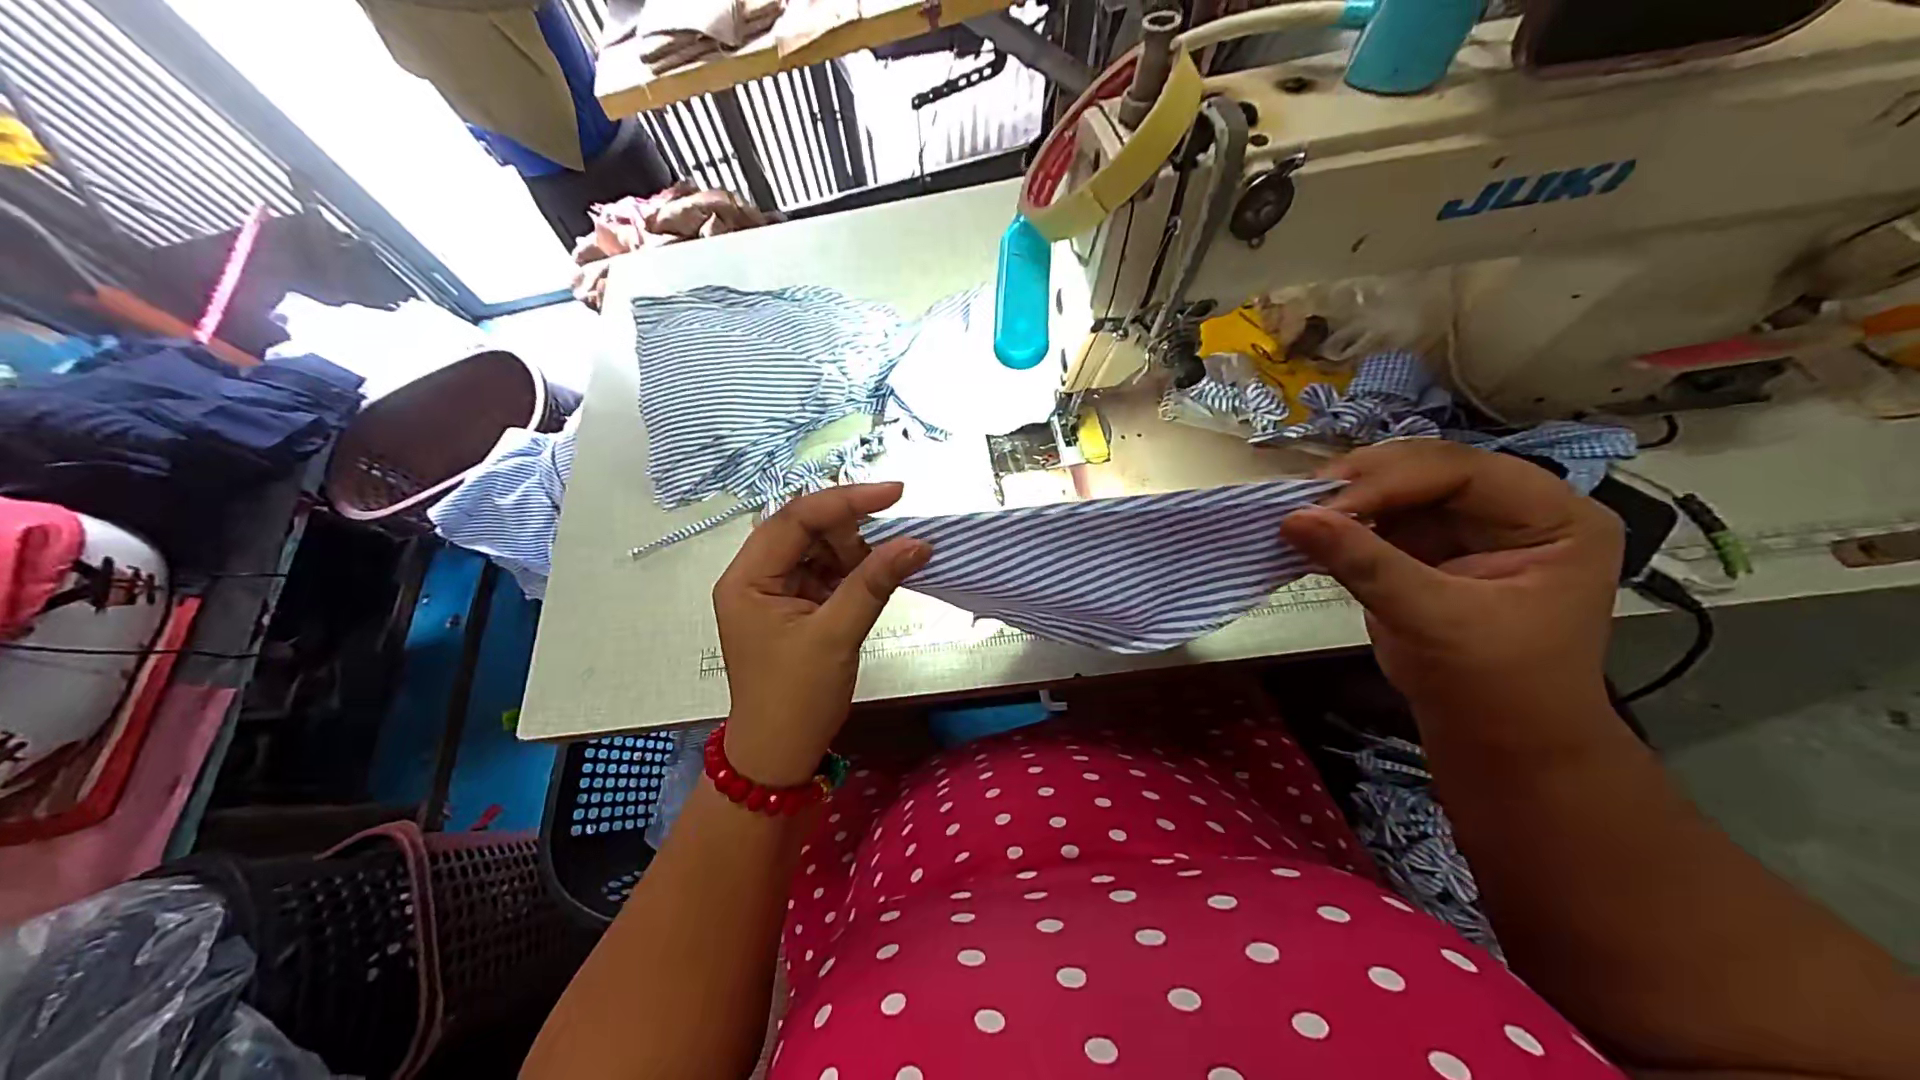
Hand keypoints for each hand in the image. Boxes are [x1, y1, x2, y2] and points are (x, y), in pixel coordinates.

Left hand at [712, 483, 930, 785]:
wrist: (780, 754)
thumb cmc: (796, 698)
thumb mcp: (836, 636)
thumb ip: (874, 583)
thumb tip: (918, 543)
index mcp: (747, 578)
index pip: (795, 519)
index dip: (846, 500)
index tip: (895, 491)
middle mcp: (756, 576)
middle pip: (807, 530)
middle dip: (852, 531)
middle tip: (895, 543)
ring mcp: (777, 591)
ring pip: (821, 549)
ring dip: (857, 552)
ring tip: (886, 568)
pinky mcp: (797, 606)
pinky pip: (828, 573)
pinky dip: (855, 572)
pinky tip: (878, 577)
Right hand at [1279, 441, 1623, 722]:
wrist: (1501, 744)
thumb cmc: (1492, 687)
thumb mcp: (1431, 621)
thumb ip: (1363, 563)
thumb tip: (1291, 518)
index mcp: (1556, 518)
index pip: (1464, 471)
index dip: (1390, 481)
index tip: (1324, 506)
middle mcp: (1518, 509)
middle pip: (1431, 470)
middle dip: (1365, 483)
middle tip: (1304, 500)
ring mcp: (1474, 527)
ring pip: (1402, 489)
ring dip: (1350, 499)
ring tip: (1301, 513)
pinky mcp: (1436, 548)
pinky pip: (1386, 519)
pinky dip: (1348, 524)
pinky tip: (1315, 530)